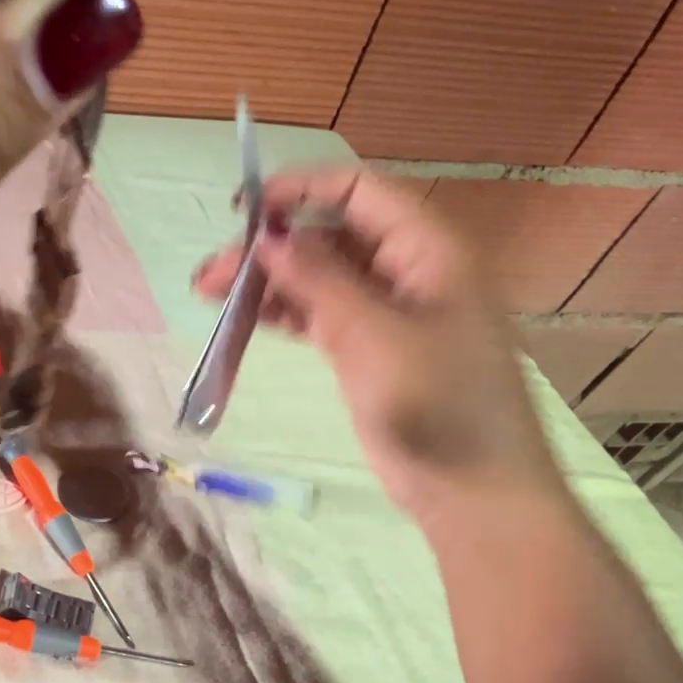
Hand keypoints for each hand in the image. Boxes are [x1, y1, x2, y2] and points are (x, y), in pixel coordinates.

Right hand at [193, 169, 565, 518]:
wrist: (473, 493)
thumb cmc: (439, 407)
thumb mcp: (375, 336)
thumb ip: (320, 281)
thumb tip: (269, 238)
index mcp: (428, 250)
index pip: (360, 192)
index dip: (302, 189)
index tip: (245, 209)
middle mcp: (407, 270)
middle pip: (330, 234)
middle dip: (270, 245)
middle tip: (212, 271)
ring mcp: (386, 311)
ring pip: (318, 276)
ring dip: (267, 281)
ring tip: (208, 293)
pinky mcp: (367, 347)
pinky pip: (318, 313)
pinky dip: (282, 312)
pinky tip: (243, 317)